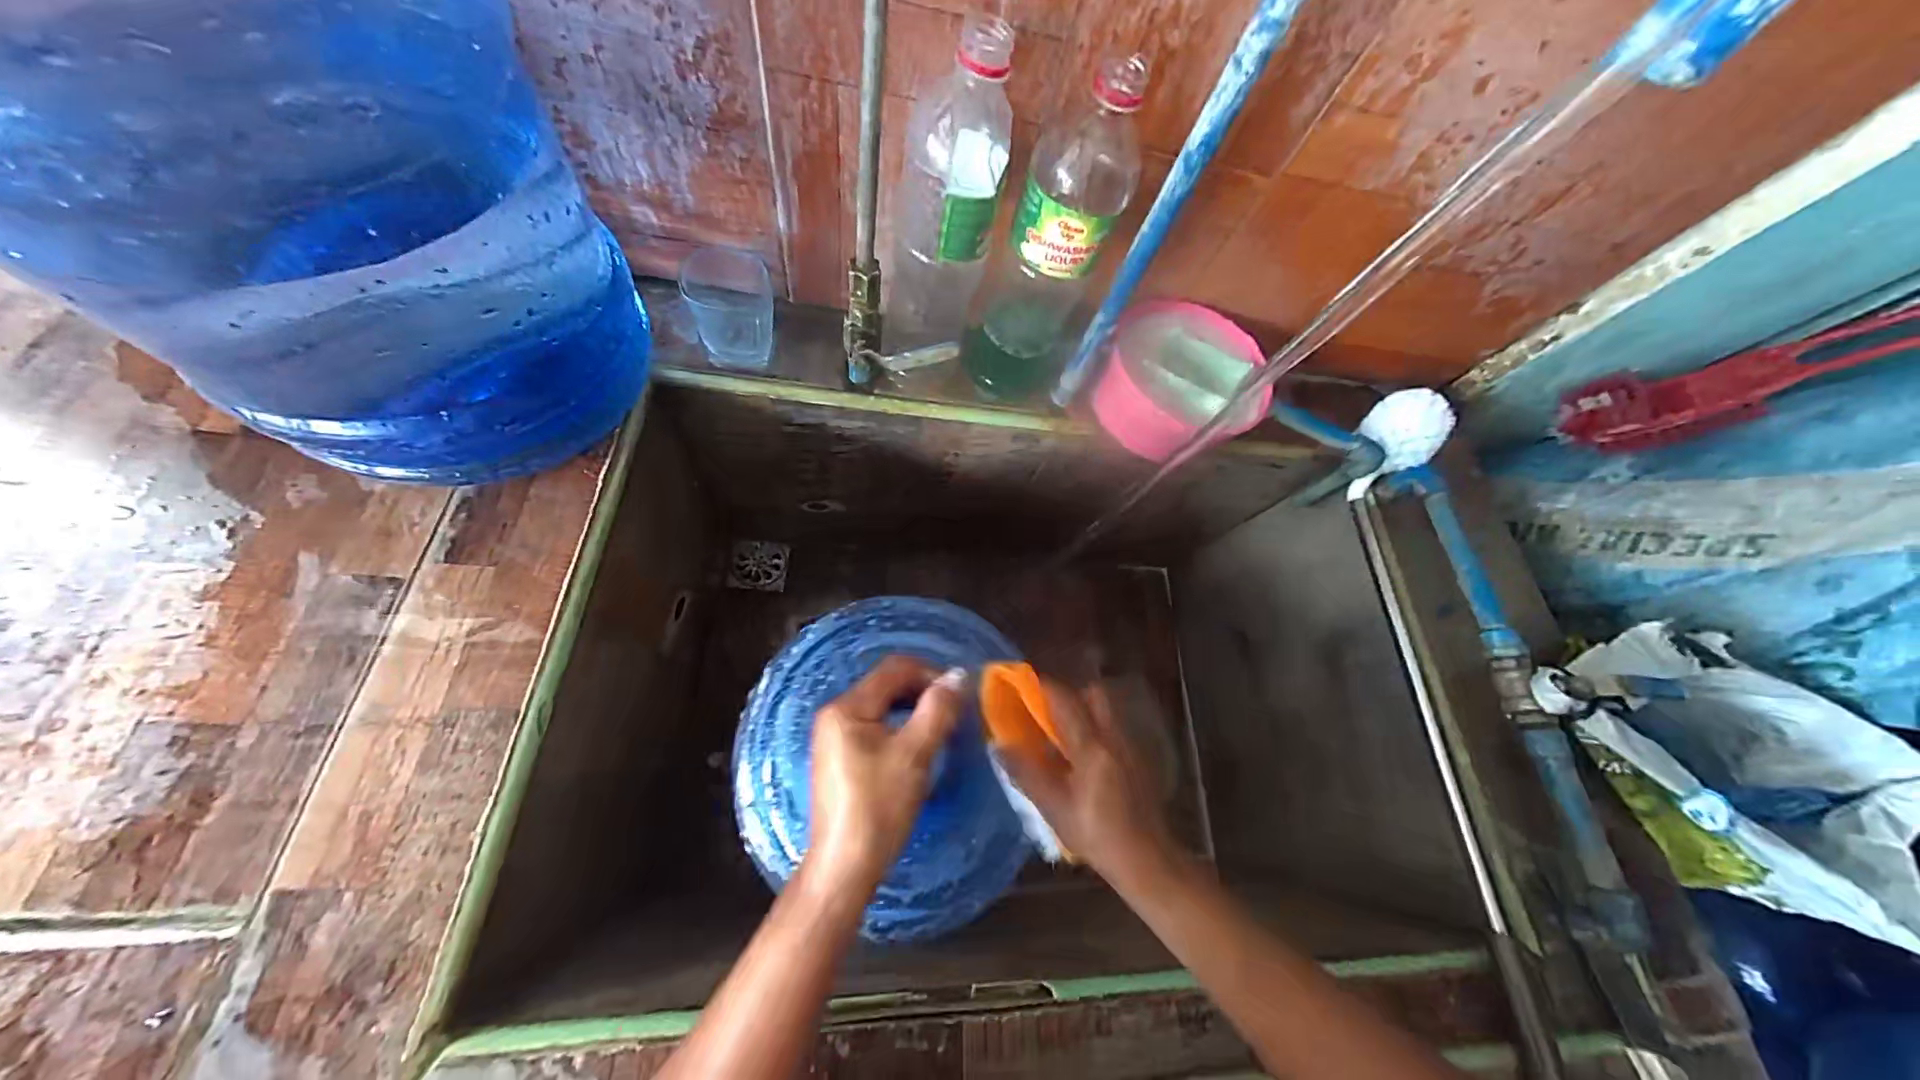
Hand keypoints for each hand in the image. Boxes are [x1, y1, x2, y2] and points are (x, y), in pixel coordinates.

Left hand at [806, 655, 962, 891]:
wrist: (845, 867)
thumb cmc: (879, 808)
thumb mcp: (914, 755)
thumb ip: (937, 710)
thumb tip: (958, 676)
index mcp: (847, 707)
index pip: (894, 669)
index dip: (931, 673)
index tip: (961, 694)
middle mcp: (835, 714)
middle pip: (886, 685)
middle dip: (923, 691)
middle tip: (955, 712)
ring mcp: (834, 737)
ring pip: (882, 707)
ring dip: (914, 709)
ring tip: (942, 727)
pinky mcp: (839, 757)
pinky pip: (874, 727)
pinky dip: (900, 727)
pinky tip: (918, 746)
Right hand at [999, 679, 1177, 887]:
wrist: (1146, 859)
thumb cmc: (1096, 835)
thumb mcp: (1054, 808)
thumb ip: (1026, 773)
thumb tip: (999, 745)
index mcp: (1091, 747)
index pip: (1064, 700)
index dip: (1041, 687)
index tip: (1020, 686)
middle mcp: (1113, 738)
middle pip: (1092, 694)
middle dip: (1067, 695)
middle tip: (1044, 712)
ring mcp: (1129, 746)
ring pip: (1105, 710)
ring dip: (1082, 711)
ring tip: (1060, 734)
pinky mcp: (1137, 759)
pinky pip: (1112, 728)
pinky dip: (1094, 729)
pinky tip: (1081, 756)